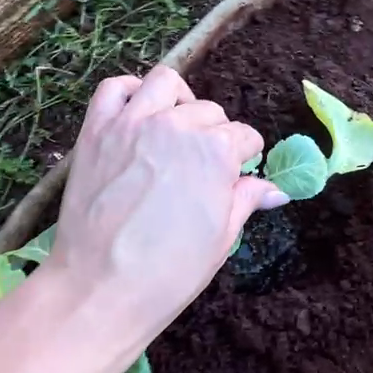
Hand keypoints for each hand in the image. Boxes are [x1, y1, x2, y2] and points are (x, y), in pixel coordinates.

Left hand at [44, 66, 287, 339]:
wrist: (99, 290)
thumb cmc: (168, 273)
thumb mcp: (220, 239)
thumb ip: (246, 200)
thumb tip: (275, 189)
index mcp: (215, 151)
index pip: (243, 136)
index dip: (245, 155)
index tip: (237, 172)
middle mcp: (176, 125)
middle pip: (208, 112)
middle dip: (214, 134)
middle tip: (203, 164)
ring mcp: (133, 122)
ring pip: (165, 82)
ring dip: (178, 99)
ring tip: (175, 125)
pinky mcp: (97, 129)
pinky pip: (114, 88)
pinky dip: (128, 92)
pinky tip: (137, 112)